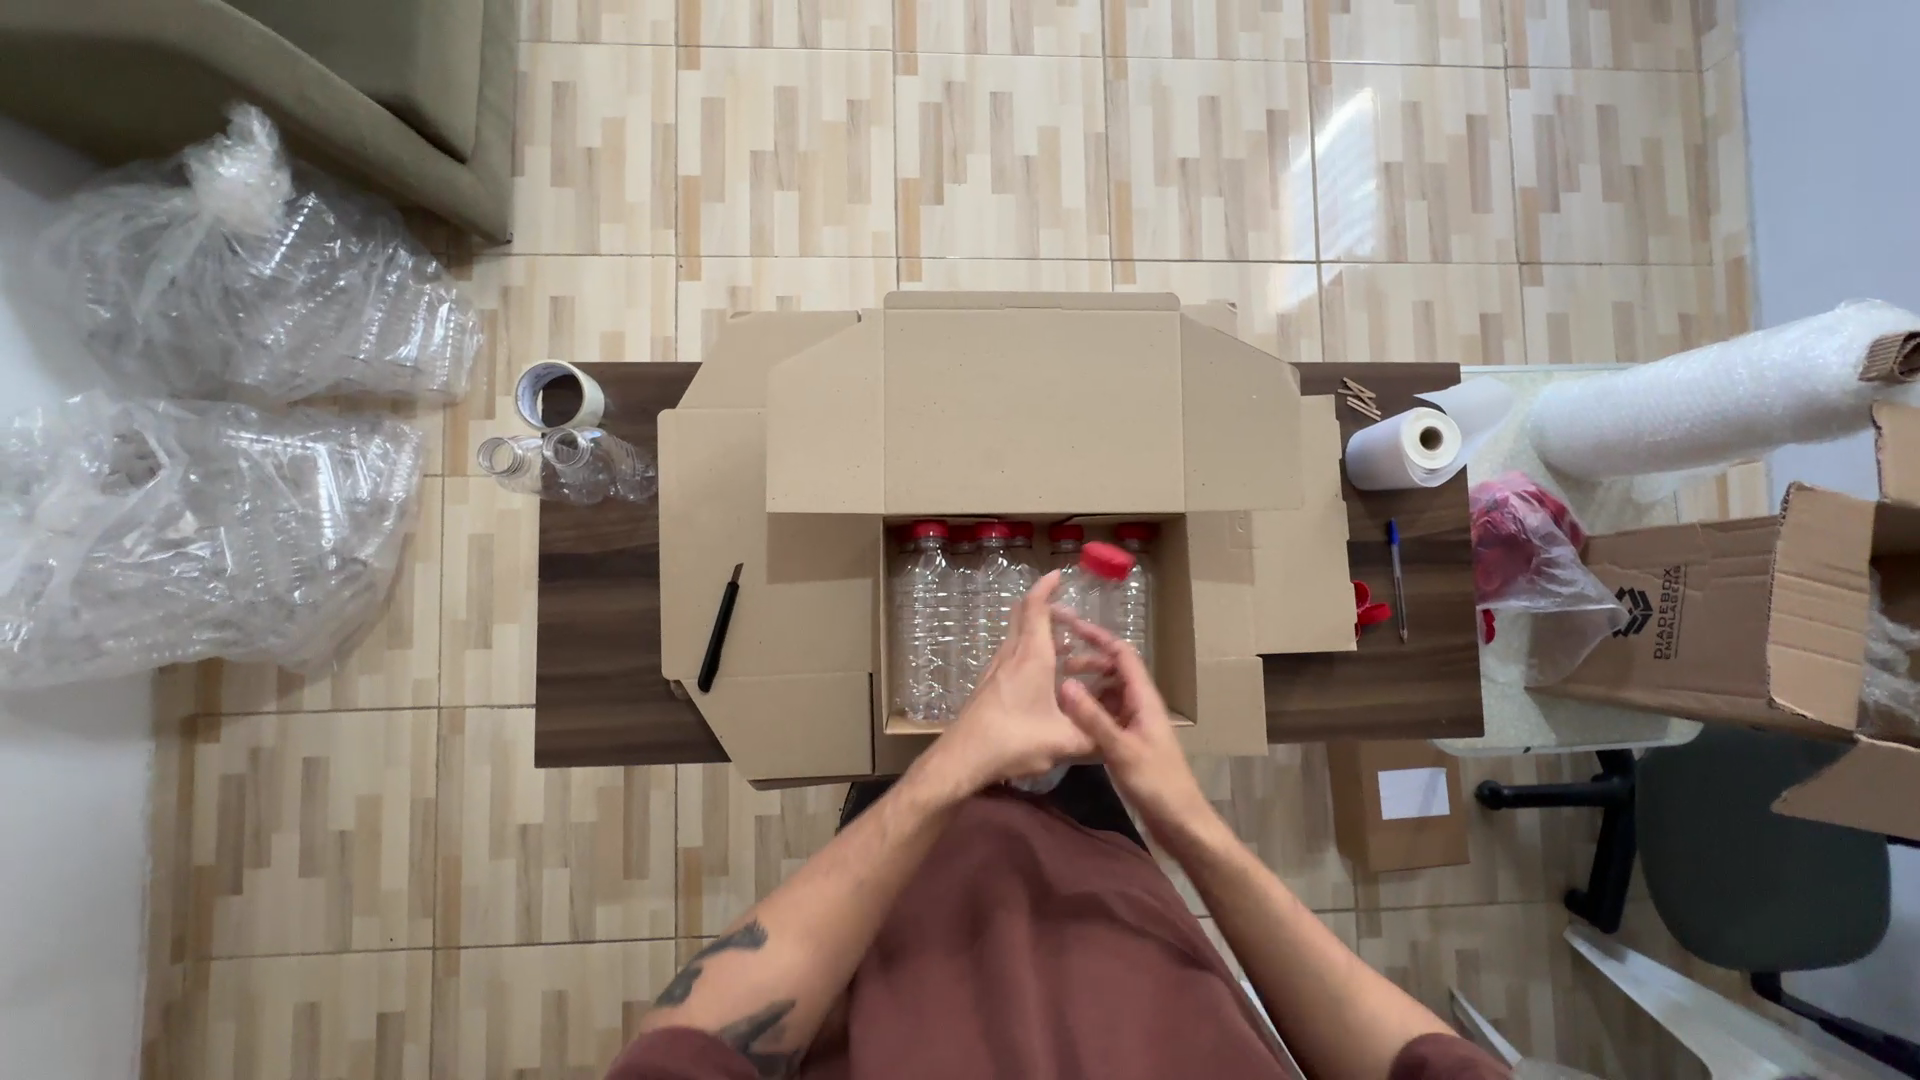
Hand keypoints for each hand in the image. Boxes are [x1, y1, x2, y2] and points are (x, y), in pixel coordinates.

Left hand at [921, 572, 1094, 794]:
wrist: (963, 758)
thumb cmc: (1014, 741)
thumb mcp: (1065, 742)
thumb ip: (1094, 736)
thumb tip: (1116, 735)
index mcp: (1031, 657)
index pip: (1036, 608)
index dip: (1046, 588)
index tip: (1058, 575)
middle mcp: (1012, 655)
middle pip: (1024, 617)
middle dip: (1046, 609)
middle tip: (1069, 614)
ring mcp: (996, 669)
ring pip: (1018, 639)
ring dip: (1040, 636)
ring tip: (1067, 649)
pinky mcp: (989, 685)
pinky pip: (1013, 656)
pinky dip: (1031, 654)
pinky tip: (1045, 678)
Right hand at [1053, 613, 1211, 841]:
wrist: (1180, 821)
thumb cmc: (1156, 783)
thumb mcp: (1120, 749)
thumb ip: (1092, 717)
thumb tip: (1064, 684)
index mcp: (1145, 699)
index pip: (1123, 655)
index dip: (1098, 637)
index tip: (1070, 625)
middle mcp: (1141, 705)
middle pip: (1115, 670)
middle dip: (1088, 662)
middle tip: (1057, 665)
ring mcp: (1136, 724)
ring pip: (1109, 693)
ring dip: (1087, 687)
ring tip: (1059, 691)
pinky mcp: (1130, 742)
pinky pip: (1107, 715)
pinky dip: (1090, 710)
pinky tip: (1071, 719)